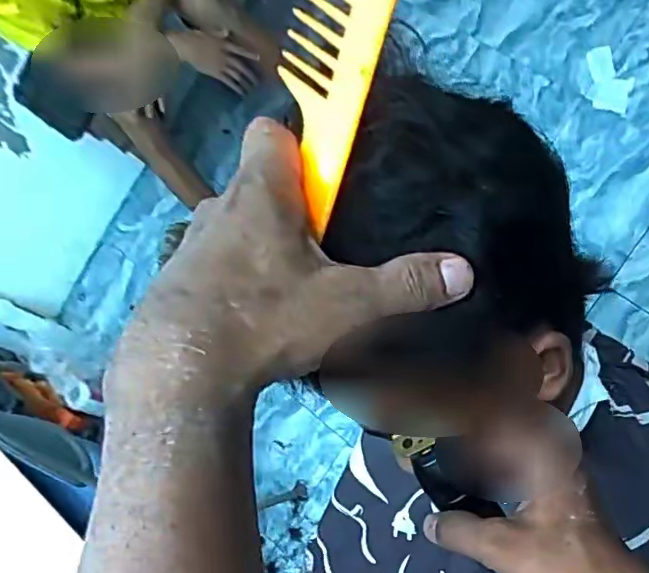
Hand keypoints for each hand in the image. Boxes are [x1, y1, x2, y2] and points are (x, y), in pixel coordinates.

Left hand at [112, 118, 472, 411]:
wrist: (185, 364)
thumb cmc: (268, 317)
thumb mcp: (351, 304)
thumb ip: (406, 286)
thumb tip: (463, 271)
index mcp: (263, 194)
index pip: (273, 132)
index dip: (304, 146)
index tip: (333, 181)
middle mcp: (223, 206)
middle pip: (264, 185)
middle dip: (299, 210)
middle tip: (333, 251)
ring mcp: (197, 242)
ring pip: (244, 228)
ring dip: (272, 248)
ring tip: (303, 290)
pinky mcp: (185, 279)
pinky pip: (225, 263)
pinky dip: (248, 279)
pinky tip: (269, 316)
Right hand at [168, 27, 259, 93]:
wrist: (182, 46)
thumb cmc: (192, 37)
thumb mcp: (206, 33)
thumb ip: (218, 34)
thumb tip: (226, 32)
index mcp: (221, 44)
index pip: (238, 49)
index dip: (248, 53)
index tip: (258, 57)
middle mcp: (224, 55)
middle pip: (241, 66)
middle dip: (250, 74)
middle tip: (258, 82)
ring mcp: (220, 65)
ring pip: (237, 76)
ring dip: (246, 83)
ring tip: (252, 90)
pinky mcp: (216, 73)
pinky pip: (230, 82)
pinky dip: (237, 88)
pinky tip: (242, 93)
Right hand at [421, 409, 648, 572]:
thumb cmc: (559, 561)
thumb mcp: (500, 547)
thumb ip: (460, 530)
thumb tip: (431, 522)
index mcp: (544, 456)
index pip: (500, 419)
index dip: (466, 422)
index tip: (437, 432)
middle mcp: (559, 454)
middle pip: (511, 429)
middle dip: (475, 439)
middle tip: (441, 452)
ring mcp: (567, 471)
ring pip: (522, 450)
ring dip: (492, 457)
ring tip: (458, 471)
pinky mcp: (568, 490)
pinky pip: (531, 468)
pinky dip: (507, 473)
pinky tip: (487, 492)